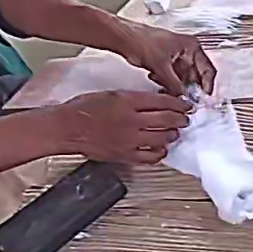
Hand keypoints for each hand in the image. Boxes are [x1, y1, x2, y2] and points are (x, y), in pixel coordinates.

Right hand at [55, 89, 192, 166]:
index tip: (187, 105)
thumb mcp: (113, 94)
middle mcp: (132, 121)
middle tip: (185, 119)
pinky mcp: (125, 155)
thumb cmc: (84, 109)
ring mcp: (130, 140)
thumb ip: (137, 98)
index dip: (179, 103)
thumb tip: (159, 102)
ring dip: (173, 135)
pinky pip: (150, 157)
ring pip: (163, 138)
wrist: (65, 128)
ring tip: (174, 133)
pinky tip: (161, 149)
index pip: (163, 101)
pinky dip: (160, 153)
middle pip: (167, 120)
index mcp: (128, 101)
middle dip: (181, 119)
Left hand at [112, 18, 216, 95]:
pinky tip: (160, 83)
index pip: (208, 70)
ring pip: (183, 78)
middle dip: (188, 88)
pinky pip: (173, 77)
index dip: (207, 85)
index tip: (202, 97)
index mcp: (192, 46)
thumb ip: (175, 85)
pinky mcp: (167, 61)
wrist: (122, 37)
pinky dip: (168, 83)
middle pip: (195, 76)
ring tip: (168, 90)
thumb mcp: (161, 67)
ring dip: (176, 86)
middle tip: (185, 98)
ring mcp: (177, 56)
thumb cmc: (140, 40)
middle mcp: (187, 51)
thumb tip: (184, 97)